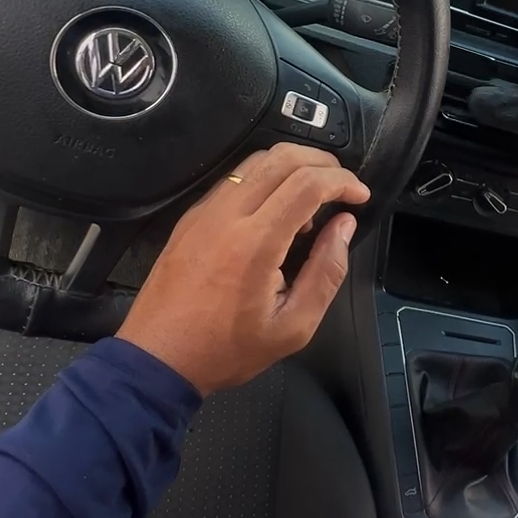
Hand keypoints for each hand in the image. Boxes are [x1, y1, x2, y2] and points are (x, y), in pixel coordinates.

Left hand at [117, 142, 369, 394]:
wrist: (156, 359)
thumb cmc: (225, 349)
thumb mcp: (293, 326)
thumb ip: (327, 271)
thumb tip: (344, 227)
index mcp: (255, 243)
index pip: (308, 183)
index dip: (343, 181)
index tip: (360, 195)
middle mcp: (228, 215)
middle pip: (284, 157)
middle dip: (324, 163)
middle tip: (343, 186)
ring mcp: (206, 211)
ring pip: (258, 160)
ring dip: (295, 166)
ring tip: (312, 200)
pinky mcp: (193, 215)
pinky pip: (236, 177)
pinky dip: (268, 178)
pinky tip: (277, 211)